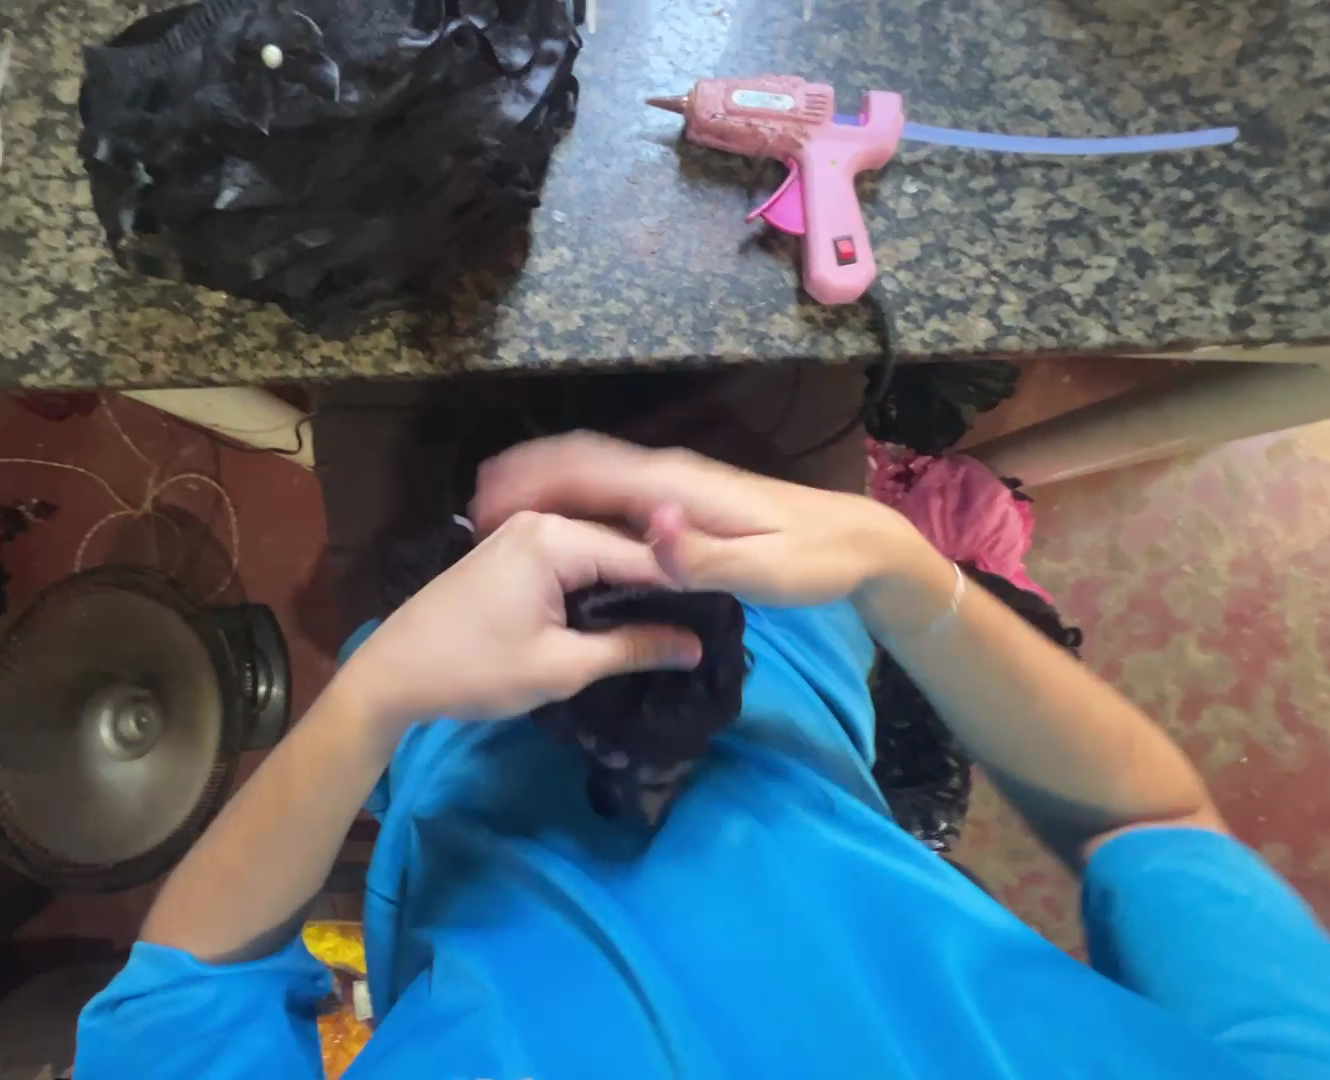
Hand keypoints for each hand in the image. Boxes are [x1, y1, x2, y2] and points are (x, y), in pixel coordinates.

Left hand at [334, 511, 704, 729]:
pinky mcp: (509, 550)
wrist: (392, 672)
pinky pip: (569, 558)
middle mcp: (542, 521)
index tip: (717, 619)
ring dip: (625, 585)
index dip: (683, 588)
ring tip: (665, 621)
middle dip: (655, 585)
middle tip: (696, 624)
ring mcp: (522, 532)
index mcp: (556, 538)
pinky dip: (594, 583)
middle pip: (619, 546)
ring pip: (595, 552)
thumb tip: (694, 646)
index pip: (642, 555)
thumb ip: (632, 648)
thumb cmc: (475, 670)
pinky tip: (616, 611)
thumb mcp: (560, 666)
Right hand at [471, 432, 946, 612]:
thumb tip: (649, 528)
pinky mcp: (672, 495)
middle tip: (475, 507)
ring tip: (494, 505)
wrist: (854, 540)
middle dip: (523, 474)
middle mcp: (662, 472)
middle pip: (578, 458)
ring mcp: (667, 481)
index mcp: (673, 485)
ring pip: (588, 466)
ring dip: (539, 478)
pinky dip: (567, 491)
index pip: (587, 469)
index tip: (486, 506)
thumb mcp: (767, 571)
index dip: (532, 482)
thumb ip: (707, 556)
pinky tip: (551, 514)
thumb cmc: (811, 560)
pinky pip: (605, 485)